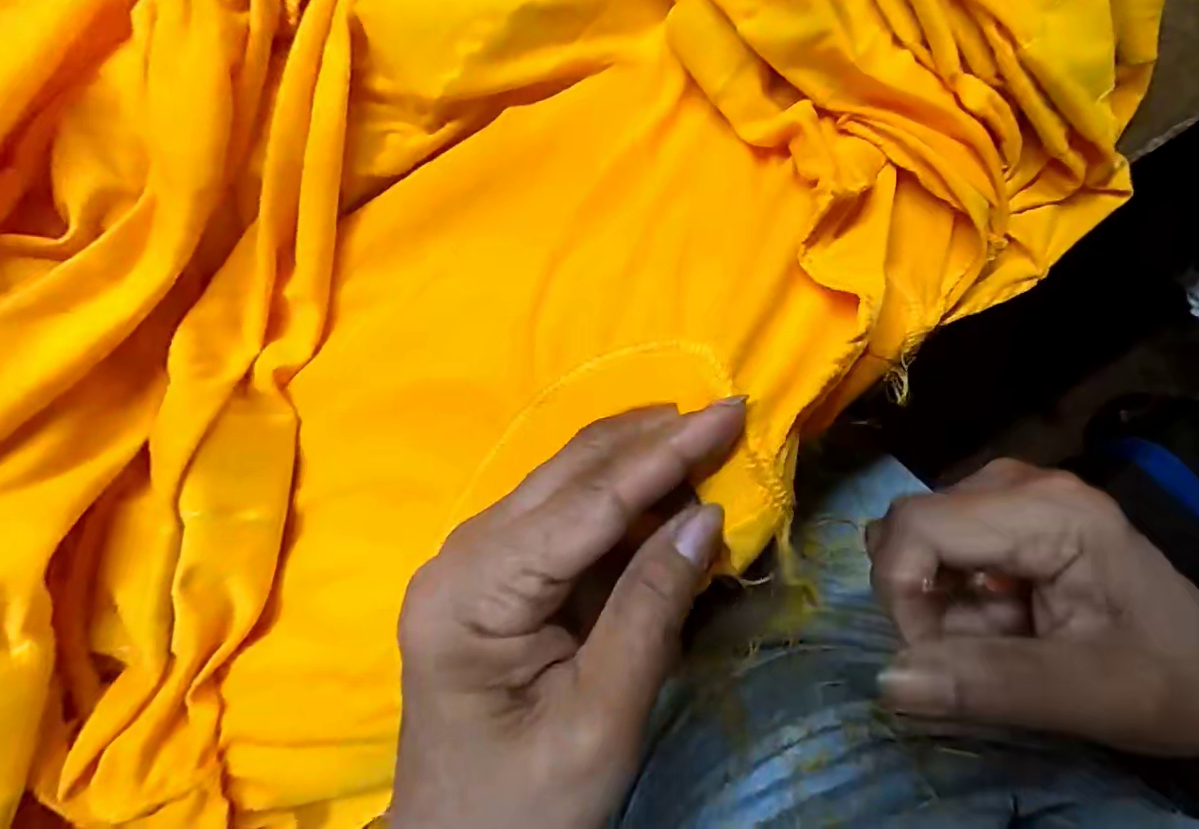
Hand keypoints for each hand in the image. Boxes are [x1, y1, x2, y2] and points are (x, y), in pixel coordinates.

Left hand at [390, 399, 744, 828]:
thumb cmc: (527, 804)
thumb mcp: (602, 717)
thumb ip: (653, 606)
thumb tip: (708, 512)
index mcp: (474, 592)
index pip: (591, 500)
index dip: (669, 452)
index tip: (731, 410)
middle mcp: (467, 552)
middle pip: (578, 469)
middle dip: (658, 437)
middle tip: (727, 415)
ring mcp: (481, 554)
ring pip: (577, 475)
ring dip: (647, 457)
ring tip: (709, 446)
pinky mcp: (505, 565)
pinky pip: (577, 505)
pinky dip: (632, 491)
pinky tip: (672, 489)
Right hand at [866, 458, 1198, 758]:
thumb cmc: (1172, 681)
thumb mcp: (1091, 696)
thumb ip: (990, 684)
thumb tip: (888, 680)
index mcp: (1049, 508)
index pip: (921, 523)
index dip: (901, 592)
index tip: (930, 659)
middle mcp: (1019, 481)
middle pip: (916, 526)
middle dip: (921, 602)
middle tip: (975, 656)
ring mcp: (1011, 492)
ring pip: (924, 541)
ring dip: (940, 604)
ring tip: (1003, 640)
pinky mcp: (1006, 513)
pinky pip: (944, 549)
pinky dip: (953, 596)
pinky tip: (1001, 620)